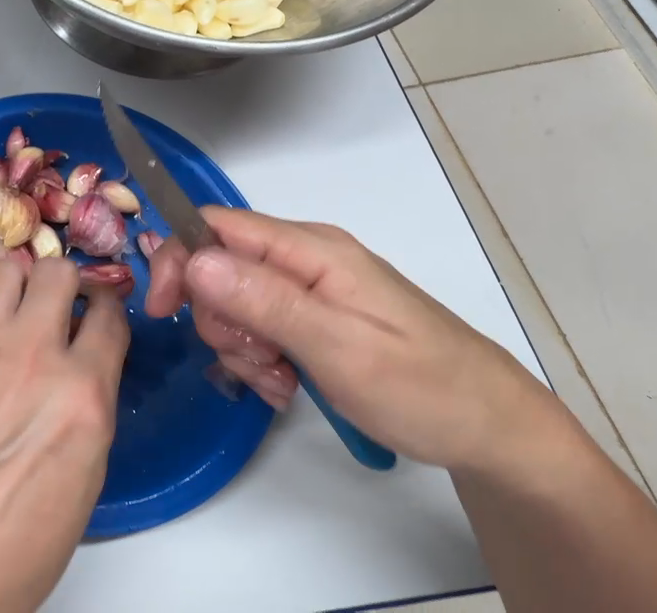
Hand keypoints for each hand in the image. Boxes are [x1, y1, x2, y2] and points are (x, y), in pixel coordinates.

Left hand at [0, 257, 129, 612]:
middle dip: (62, 283)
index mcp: (84, 391)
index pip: (110, 314)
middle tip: (52, 302)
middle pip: (57, 272)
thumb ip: (90, 399)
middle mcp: (34, 353)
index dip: (106, 307)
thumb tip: (82, 360)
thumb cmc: (23, 534)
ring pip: (5, 267)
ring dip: (13, 282)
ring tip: (7, 305)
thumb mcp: (88, 468)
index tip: (96, 311)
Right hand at [145, 206, 554, 472]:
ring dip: (240, 345)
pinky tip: (286, 384)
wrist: (494, 430)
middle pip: (218, 268)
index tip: (163, 310)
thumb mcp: (339, 348)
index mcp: (311, 249)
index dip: (177, 258)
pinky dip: (259, 356)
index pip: (214, 227)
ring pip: (233, 301)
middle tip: (256, 362)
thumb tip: (193, 260)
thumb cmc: (423, 387)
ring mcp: (310, 286)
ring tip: (279, 381)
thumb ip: (265, 301)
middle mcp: (305, 257)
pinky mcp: (314, 315)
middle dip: (220, 319)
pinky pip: (259, 324)